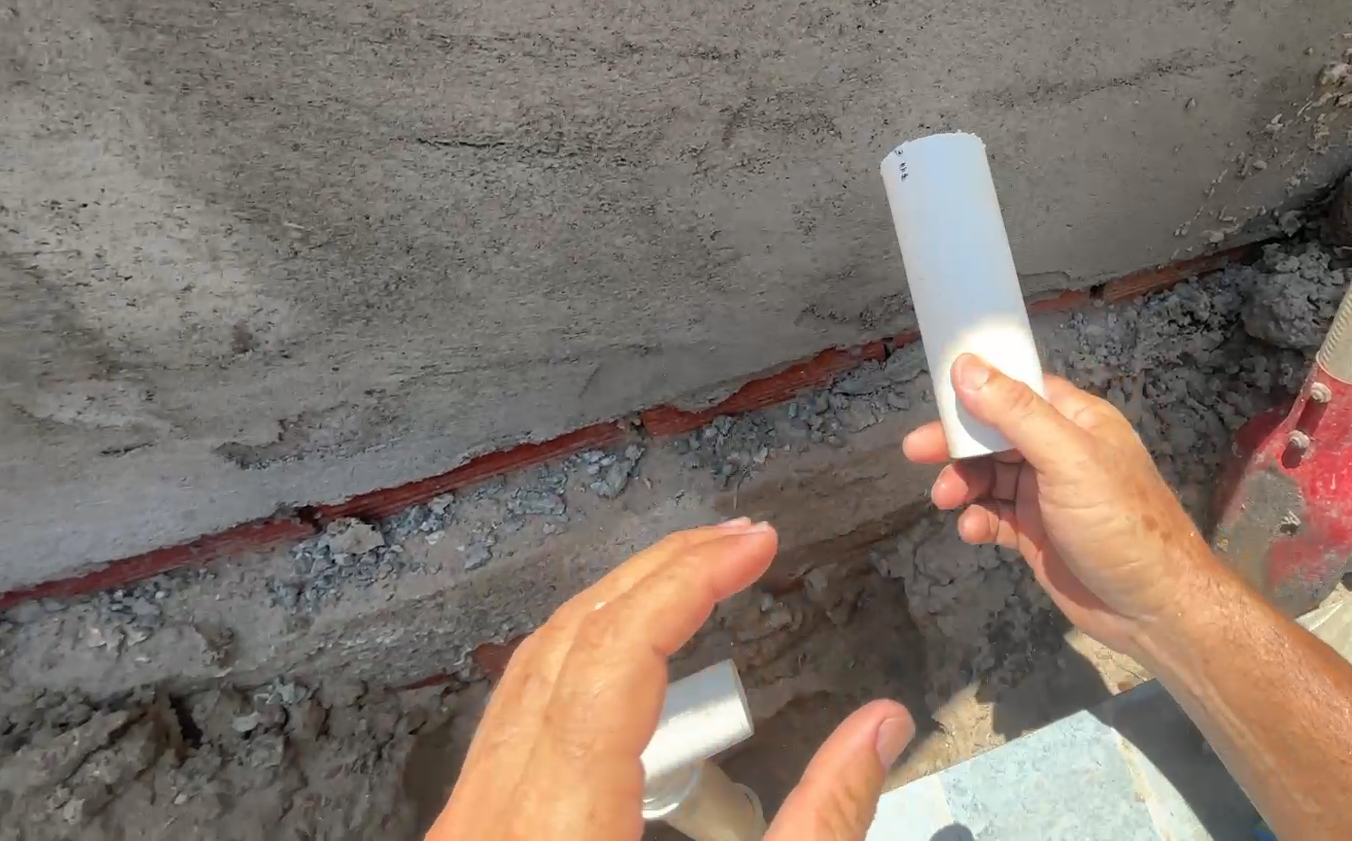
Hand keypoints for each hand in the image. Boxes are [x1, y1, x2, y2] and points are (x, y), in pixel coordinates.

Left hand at [429, 521, 913, 840]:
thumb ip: (822, 823)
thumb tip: (886, 720)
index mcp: (557, 828)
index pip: (619, 651)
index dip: (693, 577)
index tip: (761, 542)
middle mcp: (490, 811)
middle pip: (571, 637)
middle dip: (663, 569)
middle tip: (742, 541)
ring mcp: (465, 826)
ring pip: (536, 666)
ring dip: (624, 601)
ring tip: (701, 575)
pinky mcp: (469, 839)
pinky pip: (525, 708)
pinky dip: (592, 653)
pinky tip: (640, 661)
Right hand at [902, 354, 1217, 655]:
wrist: (1153, 610)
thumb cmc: (1117, 520)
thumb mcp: (1067, 458)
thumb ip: (1015, 412)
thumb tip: (967, 367)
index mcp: (1075, 420)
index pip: (1019, 389)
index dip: (979, 387)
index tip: (939, 392)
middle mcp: (1058, 451)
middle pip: (996, 434)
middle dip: (958, 441)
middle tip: (916, 450)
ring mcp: (1046, 494)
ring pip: (990, 475)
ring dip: (963, 482)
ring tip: (944, 498)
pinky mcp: (1035, 534)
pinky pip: (995, 515)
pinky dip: (978, 518)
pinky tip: (972, 529)